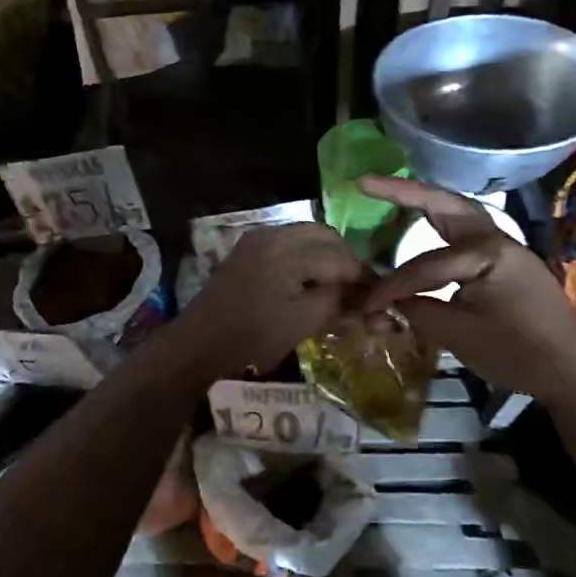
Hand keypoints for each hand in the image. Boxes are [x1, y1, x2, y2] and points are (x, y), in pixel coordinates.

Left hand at [176, 222, 366, 375]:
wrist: (199, 342)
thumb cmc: (252, 335)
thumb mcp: (302, 322)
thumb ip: (338, 303)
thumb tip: (366, 296)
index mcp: (287, 250)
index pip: (339, 256)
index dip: (362, 276)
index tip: (376, 295)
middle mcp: (274, 234)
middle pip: (326, 236)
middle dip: (345, 259)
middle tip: (356, 288)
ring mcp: (258, 238)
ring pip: (308, 235)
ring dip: (327, 255)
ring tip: (334, 285)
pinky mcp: (249, 248)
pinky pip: (289, 240)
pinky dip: (307, 254)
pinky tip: (308, 280)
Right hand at [359, 177, 575, 396]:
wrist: (571, 365)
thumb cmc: (519, 352)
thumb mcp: (461, 337)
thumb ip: (420, 313)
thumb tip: (388, 303)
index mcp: (486, 254)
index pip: (425, 266)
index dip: (392, 288)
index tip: (367, 307)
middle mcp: (495, 239)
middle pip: (445, 204)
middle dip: (403, 191)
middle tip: (366, 182)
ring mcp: (504, 247)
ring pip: (457, 213)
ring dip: (423, 202)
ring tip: (388, 194)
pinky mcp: (505, 261)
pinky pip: (465, 234)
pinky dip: (439, 226)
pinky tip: (423, 228)